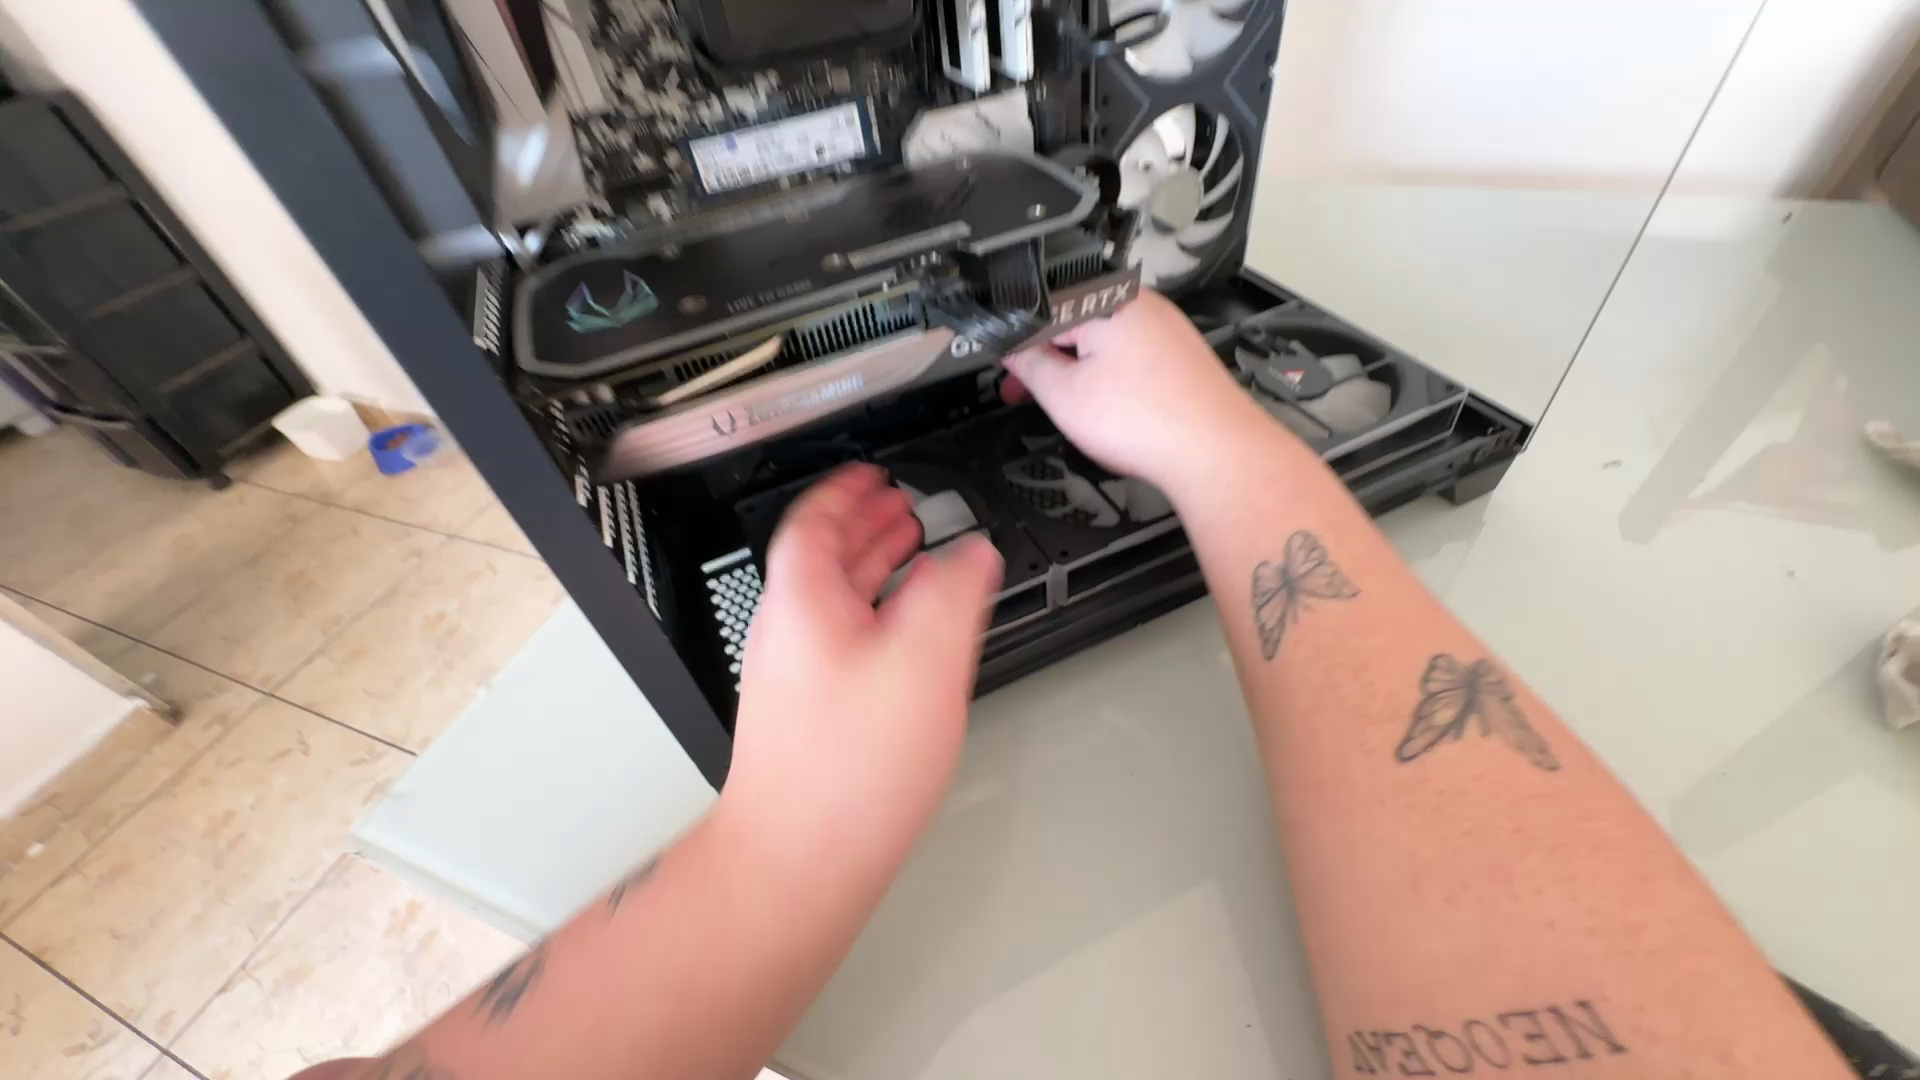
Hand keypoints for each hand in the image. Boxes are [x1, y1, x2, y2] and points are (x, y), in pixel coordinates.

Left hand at [724, 465, 1003, 854]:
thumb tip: (974, 555)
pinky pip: (847, 639)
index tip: (872, 473)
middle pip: (825, 558)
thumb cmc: (843, 774)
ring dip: (874, 568)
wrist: (800, 860)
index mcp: (804, 603)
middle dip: (867, 526)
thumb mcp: (923, 662)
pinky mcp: (813, 714)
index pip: (815, 521)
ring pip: (837, 599)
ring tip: (912, 555)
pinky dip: (879, 616)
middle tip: (902, 507)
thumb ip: (954, 595)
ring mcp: (798, 676)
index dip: (847, 490)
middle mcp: (791, 633)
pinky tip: (910, 634)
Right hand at [1003, 289, 1270, 488]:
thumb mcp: (1063, 395)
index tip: (1010, 375)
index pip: (1044, 313)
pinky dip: (1111, 381)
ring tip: (1073, 409)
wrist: (1215, 453)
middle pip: (1076, 326)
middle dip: (1049, 362)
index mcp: (1108, 300)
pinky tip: (1109, 411)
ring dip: (1079, 373)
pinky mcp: (1180, 356)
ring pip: (1103, 344)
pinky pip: (1132, 360)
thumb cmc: (1149, 421)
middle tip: (1029, 396)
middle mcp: (1142, 305)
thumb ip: (1028, 365)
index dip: (1019, 348)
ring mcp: (1166, 329)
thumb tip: (1011, 350)